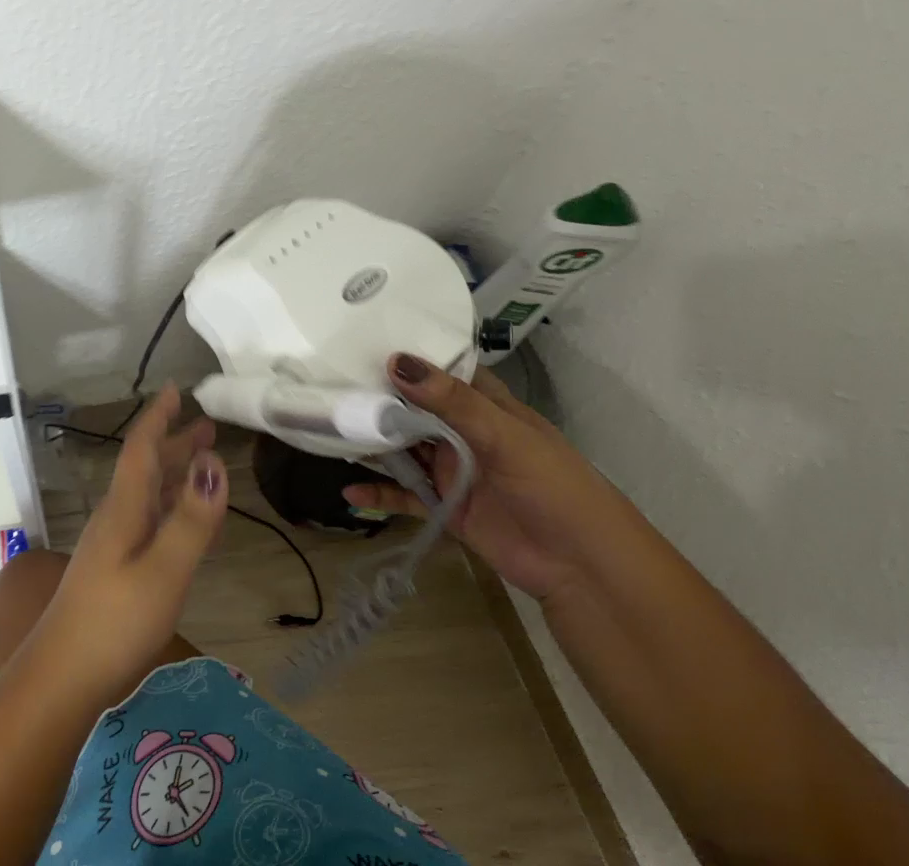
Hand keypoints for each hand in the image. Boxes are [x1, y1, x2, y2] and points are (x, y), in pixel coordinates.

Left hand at [35, 386, 226, 696]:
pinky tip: (184, 519)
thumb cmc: (116, 621)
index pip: (142, 450)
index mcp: (123, 510)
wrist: (66, 674)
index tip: (176, 389)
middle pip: (146, 470)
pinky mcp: (116, 571)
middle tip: (207, 425)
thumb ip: (191, 521)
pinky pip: (149, 523)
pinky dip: (171, 509)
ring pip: (148, 496)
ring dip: (175, 474)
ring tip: (203, 461)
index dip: (158, 418)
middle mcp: (116, 520)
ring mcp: (113, 546)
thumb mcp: (164, 571)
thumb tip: (214, 462)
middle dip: (175, 444)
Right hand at [343, 353, 640, 601]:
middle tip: (327, 387)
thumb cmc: (555, 489)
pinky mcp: (443, 506)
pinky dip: (377, 493)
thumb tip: (395, 362)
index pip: (445, 373)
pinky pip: (402, 495)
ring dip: (370, 445)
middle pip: (413, 411)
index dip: (410, 358)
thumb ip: (452, 403)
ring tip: (327, 433)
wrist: (581, 566)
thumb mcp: (506, 438)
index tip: (361, 341)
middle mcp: (465, 435)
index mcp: (488, 410)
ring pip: (402, 451)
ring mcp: (452, 472)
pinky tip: (349, 493)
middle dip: (376, 401)